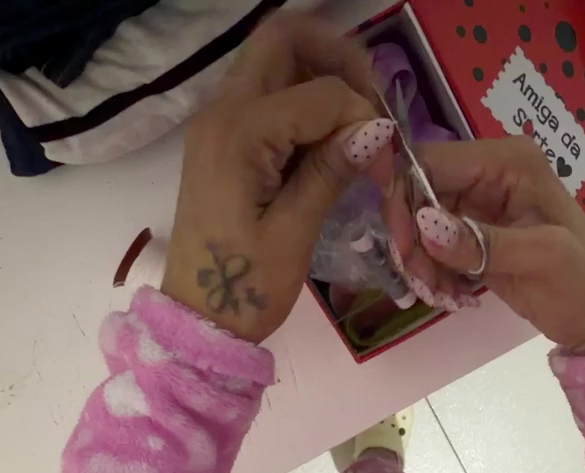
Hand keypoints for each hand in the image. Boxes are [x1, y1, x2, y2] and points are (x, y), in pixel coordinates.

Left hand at [161, 16, 396, 342]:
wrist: (199, 320)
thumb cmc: (247, 287)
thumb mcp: (294, 234)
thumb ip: (329, 172)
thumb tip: (375, 128)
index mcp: (239, 134)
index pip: (317, 91)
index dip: (361, 115)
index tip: (384, 159)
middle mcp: (222, 112)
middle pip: (282, 41)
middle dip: (336, 59)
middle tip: (372, 106)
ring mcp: (218, 125)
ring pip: (274, 64)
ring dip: (320, 80)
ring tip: (355, 129)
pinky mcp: (223, 144)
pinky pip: (266, 99)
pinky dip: (302, 106)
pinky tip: (328, 146)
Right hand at [384, 137, 584, 353]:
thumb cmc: (582, 286)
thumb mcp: (540, 261)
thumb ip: (482, 243)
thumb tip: (425, 227)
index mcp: (508, 162)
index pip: (431, 162)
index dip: (405, 201)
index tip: (405, 251)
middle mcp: (489, 175)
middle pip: (418, 193)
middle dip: (412, 241)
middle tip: (425, 285)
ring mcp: (480, 207)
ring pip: (420, 226)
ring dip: (422, 264)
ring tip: (445, 297)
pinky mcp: (474, 238)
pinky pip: (433, 248)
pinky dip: (433, 274)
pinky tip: (454, 296)